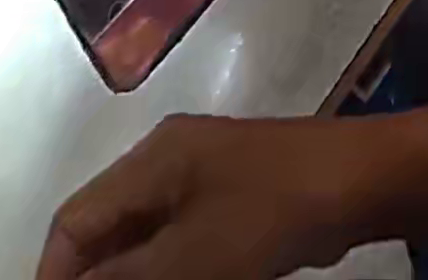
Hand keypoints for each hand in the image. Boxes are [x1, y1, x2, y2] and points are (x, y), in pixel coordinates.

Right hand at [37, 115, 371, 279]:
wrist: (354, 183)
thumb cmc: (267, 212)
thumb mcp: (187, 258)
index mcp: (153, 159)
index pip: (74, 224)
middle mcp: (171, 161)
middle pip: (108, 233)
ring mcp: (205, 179)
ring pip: (145, 245)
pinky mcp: (232, 201)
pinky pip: (182, 246)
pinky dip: (173, 275)